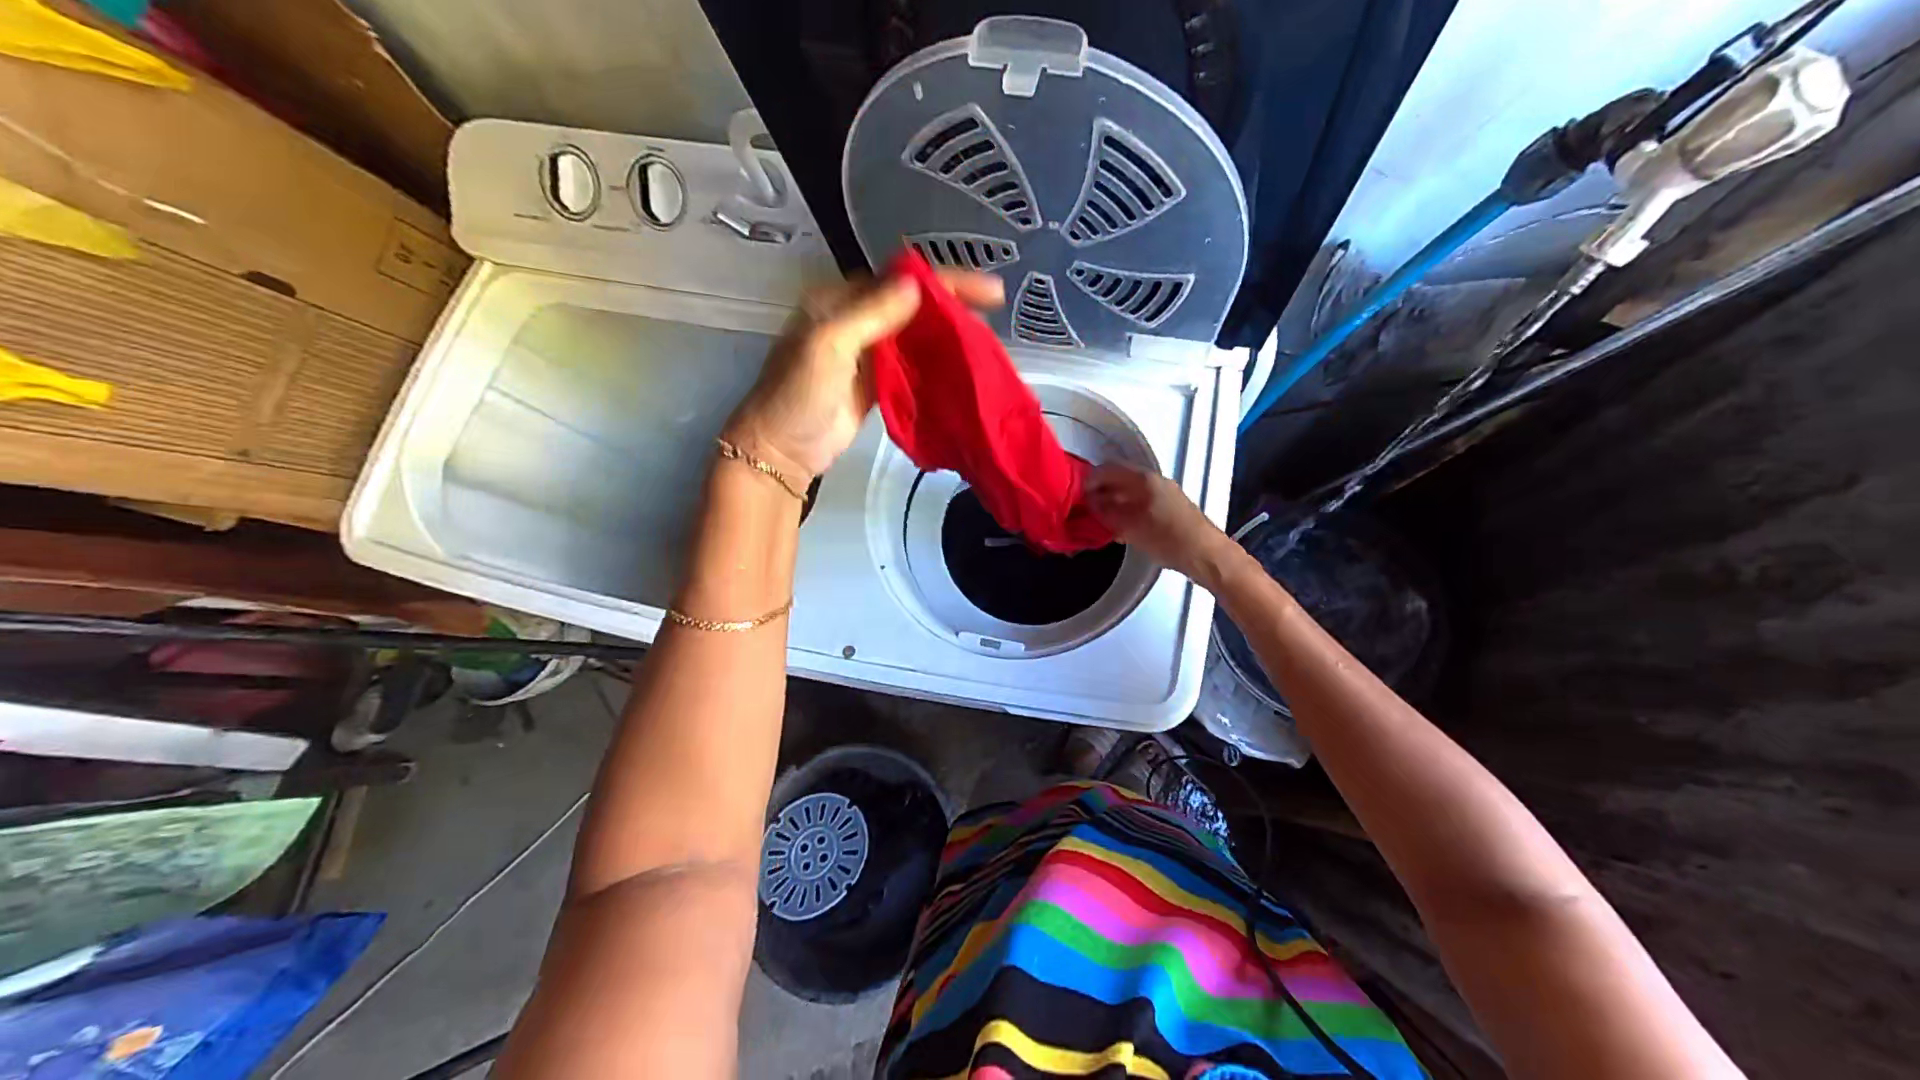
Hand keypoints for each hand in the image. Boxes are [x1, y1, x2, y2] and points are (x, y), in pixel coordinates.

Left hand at [723, 269, 1004, 478]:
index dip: (943, 280)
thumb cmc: (797, 395)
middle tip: (994, 310)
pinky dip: (937, 363)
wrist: (781, 450)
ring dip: (947, 334)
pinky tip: (963, 364)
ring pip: (915, 335)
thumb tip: (917, 285)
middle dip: (951, 305)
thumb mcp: (829, 346)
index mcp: (839, 302)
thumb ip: (872, 314)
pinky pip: (912, 366)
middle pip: (911, 305)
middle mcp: (855, 321)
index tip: (986, 289)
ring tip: (986, 337)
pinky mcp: (876, 385)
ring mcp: (867, 355)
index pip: (898, 280)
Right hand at [1084, 463, 1240, 589]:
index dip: (1090, 480)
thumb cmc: (1168, 538)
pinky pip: (1141, 503)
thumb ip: (1107, 512)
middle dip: (1101, 492)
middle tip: (1086, 508)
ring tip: (1100, 520)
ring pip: (1130, 493)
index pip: (1108, 469)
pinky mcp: (1170, 509)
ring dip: (1114, 503)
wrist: (1205, 554)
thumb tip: (1091, 502)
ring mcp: (1164, 494)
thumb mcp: (1130, 526)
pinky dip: (1127, 511)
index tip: (1077, 493)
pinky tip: (1121, 528)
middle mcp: (1155, 481)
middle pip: (1120, 480)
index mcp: (1144, 479)